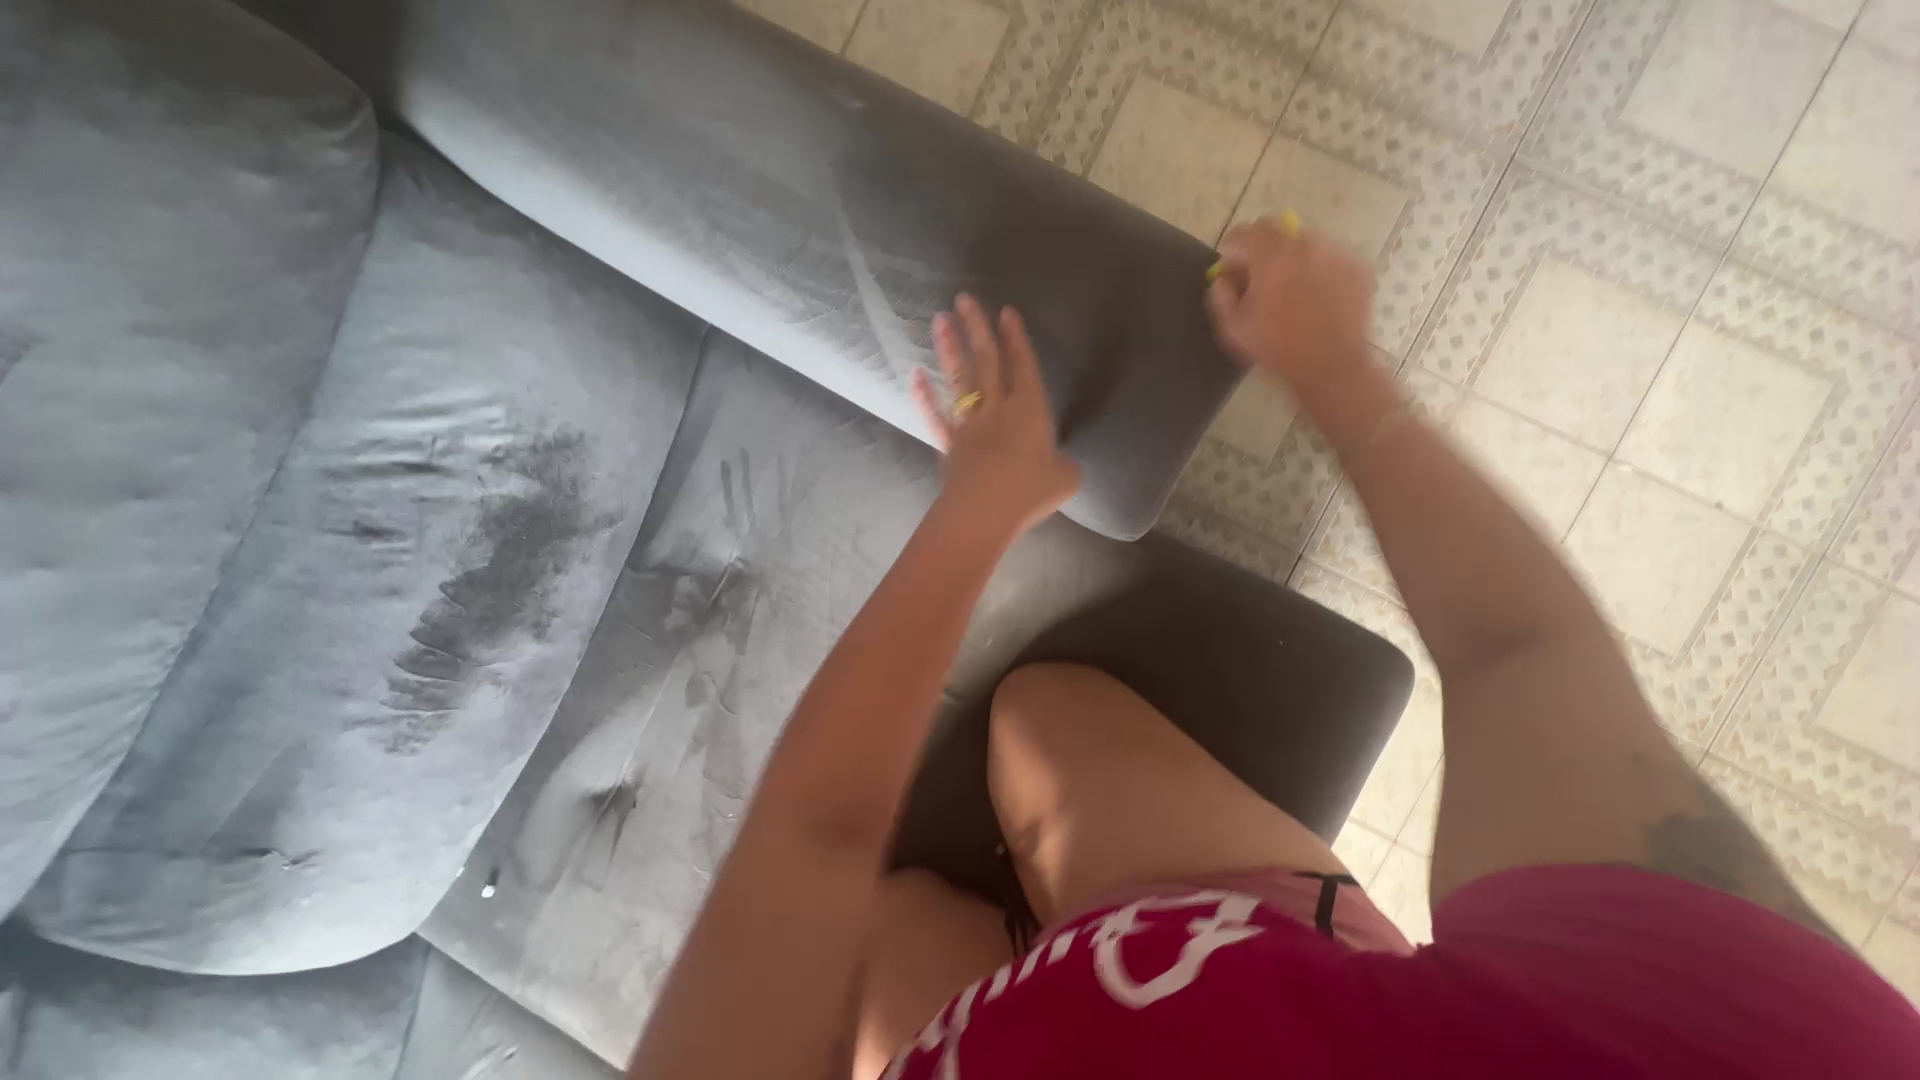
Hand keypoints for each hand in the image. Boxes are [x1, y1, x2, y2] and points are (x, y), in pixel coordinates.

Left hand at [912, 294, 1080, 537]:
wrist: (985, 510)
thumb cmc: (1030, 491)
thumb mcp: (1066, 478)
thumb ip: (1064, 465)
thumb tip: (1060, 464)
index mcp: (1031, 409)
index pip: (1023, 364)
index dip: (1016, 338)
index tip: (1005, 312)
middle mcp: (998, 408)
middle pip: (986, 361)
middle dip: (977, 328)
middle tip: (964, 299)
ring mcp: (969, 425)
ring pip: (959, 379)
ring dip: (949, 348)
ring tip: (939, 320)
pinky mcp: (948, 445)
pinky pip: (934, 416)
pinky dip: (924, 396)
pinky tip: (914, 375)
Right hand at [1206, 220, 1377, 404]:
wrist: (1332, 366)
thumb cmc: (1278, 350)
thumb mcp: (1235, 330)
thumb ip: (1221, 297)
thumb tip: (1223, 278)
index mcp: (1271, 259)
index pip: (1245, 232)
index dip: (1233, 248)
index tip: (1232, 266)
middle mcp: (1305, 246)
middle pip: (1276, 231)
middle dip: (1263, 248)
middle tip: (1262, 276)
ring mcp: (1336, 253)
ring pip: (1306, 242)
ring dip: (1293, 258)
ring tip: (1294, 288)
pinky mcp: (1357, 265)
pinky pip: (1331, 256)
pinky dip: (1319, 269)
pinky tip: (1317, 296)